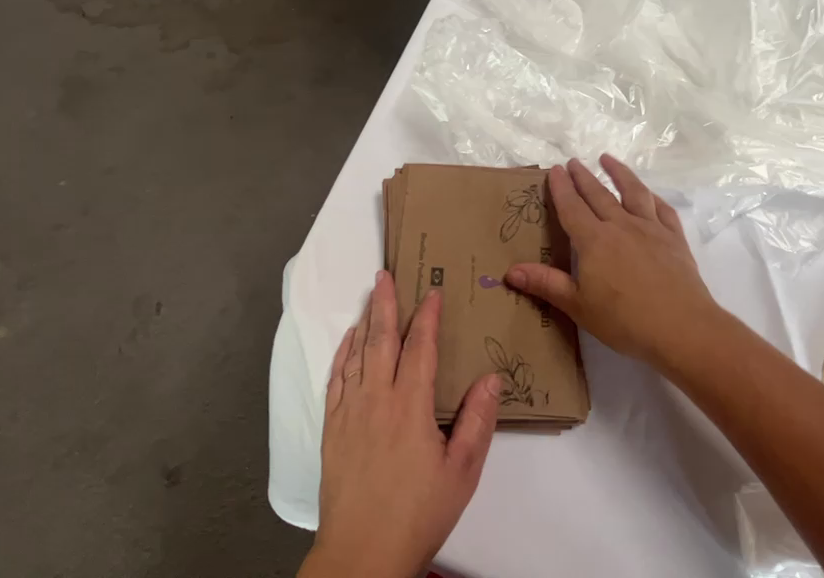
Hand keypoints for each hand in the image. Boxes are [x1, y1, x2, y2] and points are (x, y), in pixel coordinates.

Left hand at [302, 271, 501, 577]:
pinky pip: (336, 378)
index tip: (432, 291)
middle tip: (385, 273)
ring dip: (364, 321)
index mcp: (410, 406)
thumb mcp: (462, 471)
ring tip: (369, 296)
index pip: (419, 348)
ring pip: (356, 354)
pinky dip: (343, 353)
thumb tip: (491, 378)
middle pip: (381, 340)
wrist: (362, 551)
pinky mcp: (332, 427)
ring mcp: (349, 411)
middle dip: (385, 303)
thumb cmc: (419, 512)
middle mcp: (376, 399)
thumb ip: (476, 421)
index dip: (427, 317)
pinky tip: (348, 341)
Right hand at [506, 156, 722, 371]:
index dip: (562, 188)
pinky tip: (650, 195)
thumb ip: (546, 284)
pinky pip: (663, 210)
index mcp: (594, 241)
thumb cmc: (625, 320)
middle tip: (574, 161)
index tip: (555, 169)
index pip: (572, 207)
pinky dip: (653, 198)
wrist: (682, 328)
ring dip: (619, 174)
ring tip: (608, 159)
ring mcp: (651, 230)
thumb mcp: (578, 306)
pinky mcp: (675, 240)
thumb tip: (510, 271)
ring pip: (633, 193)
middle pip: (599, 195)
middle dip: (584, 177)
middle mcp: (621, 226)